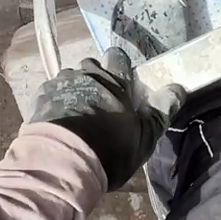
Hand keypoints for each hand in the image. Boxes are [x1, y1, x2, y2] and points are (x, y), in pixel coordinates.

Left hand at [31, 47, 184, 189]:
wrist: (63, 163)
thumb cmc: (110, 149)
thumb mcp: (144, 136)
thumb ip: (161, 111)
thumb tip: (179, 88)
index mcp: (114, 81)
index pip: (118, 56)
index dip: (119, 66)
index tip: (121, 81)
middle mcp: (88, 74)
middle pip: (91, 65)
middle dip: (95, 76)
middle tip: (100, 100)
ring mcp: (62, 83)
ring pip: (70, 76)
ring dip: (75, 88)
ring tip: (77, 113)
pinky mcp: (42, 97)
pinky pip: (51, 91)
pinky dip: (56, 101)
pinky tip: (58, 120)